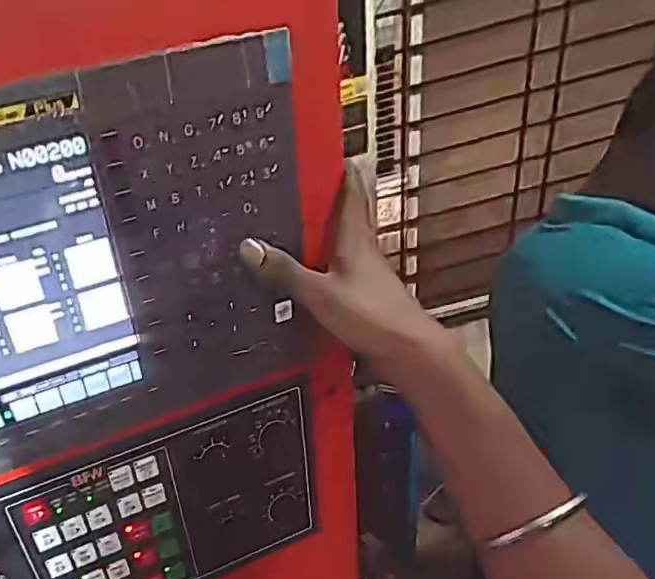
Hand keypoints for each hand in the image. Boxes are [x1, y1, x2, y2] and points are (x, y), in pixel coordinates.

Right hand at [239, 164, 455, 367]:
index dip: (338, 165)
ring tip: (291, 231)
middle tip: (296, 189)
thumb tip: (248, 247)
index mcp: (356, 235)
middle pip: (347, 213)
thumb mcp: (320, 294)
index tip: (317, 152)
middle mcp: (364, 248)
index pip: (351, 186)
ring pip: (342, 244)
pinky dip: (324, 269)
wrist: (406, 350)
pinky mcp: (366, 297)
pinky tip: (307, 278)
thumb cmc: (369, 315)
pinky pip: (340, 273)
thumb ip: (286, 272)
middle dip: (326, 199)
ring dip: (323, 235)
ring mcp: (367, 273)